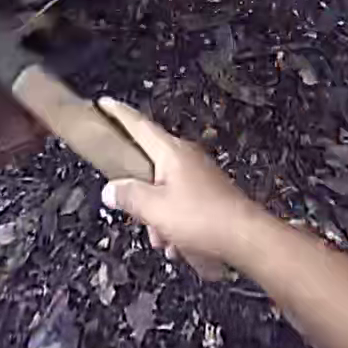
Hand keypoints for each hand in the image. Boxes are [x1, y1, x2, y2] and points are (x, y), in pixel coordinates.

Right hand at [97, 97, 267, 264]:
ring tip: (165, 239)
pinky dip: (174, 223)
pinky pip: (179, 203)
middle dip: (140, 197)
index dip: (120, 114)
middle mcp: (185, 156)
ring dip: (157, 217)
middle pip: (148, 166)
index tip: (104, 102)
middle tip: (140, 217)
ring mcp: (197, 173)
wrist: (243, 236)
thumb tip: (110, 189)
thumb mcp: (155, 209)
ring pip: (162, 191)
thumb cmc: (200, 217)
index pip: (139, 126)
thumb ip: (129, 196)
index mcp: (171, 151)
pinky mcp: (206, 191)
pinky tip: (179, 245)